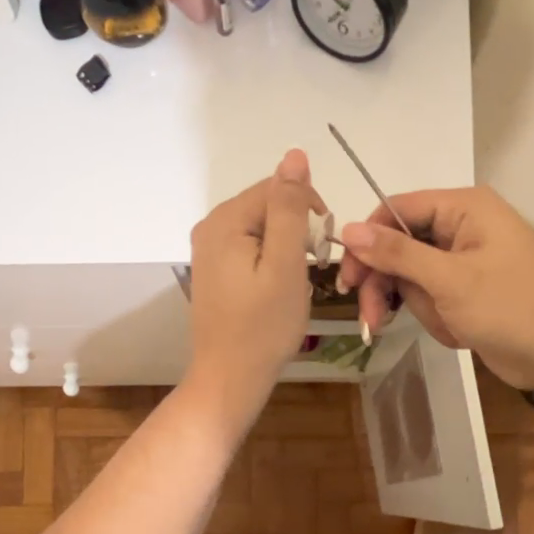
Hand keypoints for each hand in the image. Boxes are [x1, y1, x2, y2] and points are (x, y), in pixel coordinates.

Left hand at [185, 149, 323, 401]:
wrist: (230, 378)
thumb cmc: (263, 326)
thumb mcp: (285, 264)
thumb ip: (289, 209)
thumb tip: (295, 155)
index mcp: (224, 220)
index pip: (276, 186)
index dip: (308, 207)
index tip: (325, 245)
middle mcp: (209, 227)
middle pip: (266, 205)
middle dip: (295, 227)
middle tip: (313, 267)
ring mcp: (208, 252)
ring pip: (260, 229)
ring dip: (286, 247)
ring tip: (296, 281)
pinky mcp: (214, 273)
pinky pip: (249, 250)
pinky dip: (270, 262)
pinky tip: (277, 289)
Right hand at [337, 186, 533, 389]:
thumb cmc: (510, 307)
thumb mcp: (447, 279)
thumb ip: (396, 254)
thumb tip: (348, 229)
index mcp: (465, 207)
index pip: (396, 209)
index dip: (368, 241)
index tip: (347, 279)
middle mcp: (465, 227)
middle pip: (400, 246)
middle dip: (387, 284)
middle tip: (371, 319)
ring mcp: (467, 261)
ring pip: (413, 277)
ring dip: (420, 307)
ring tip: (446, 326)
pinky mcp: (470, 291)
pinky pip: (433, 298)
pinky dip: (438, 317)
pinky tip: (458, 332)